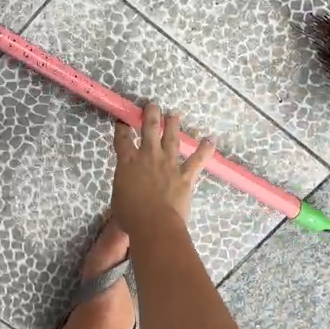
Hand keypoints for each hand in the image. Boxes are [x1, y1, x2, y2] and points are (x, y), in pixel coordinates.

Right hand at [110, 102, 214, 234]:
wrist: (154, 223)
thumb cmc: (130, 214)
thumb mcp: (118, 196)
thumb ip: (124, 185)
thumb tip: (128, 187)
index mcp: (127, 162)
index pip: (122, 139)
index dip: (122, 128)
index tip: (123, 122)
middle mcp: (148, 156)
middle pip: (149, 129)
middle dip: (150, 115)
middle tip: (152, 105)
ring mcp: (168, 163)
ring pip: (171, 138)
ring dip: (172, 125)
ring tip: (174, 114)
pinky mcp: (185, 175)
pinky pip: (197, 160)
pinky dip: (205, 150)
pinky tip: (210, 140)